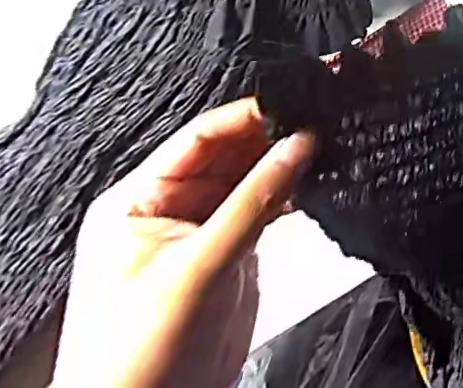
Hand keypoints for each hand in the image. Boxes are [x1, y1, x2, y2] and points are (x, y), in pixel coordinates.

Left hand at [54, 98, 316, 387]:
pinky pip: (265, 201)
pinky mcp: (229, 247)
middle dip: (278, 132)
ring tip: (328, 142)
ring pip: (253, 173)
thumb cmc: (133, 363)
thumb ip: (255, 199)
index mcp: (137, 201)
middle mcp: (169, 207)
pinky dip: (291, 190)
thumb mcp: (200, 269)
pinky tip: (317, 180)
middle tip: (324, 117)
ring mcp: (201, 227)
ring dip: (289, 159)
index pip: (203, 134)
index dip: (253, 113)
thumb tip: (301, 142)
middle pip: (233, 149)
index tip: (300, 101)